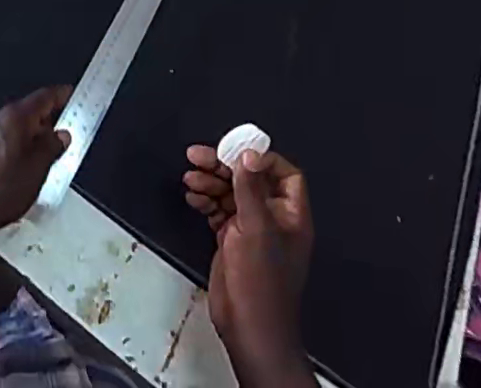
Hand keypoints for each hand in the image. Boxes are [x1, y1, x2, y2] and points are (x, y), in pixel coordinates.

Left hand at [0, 86, 71, 243]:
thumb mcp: (37, 170)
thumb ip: (52, 147)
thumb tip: (61, 135)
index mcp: (14, 117)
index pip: (44, 96)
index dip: (62, 95)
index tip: (75, 95)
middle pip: (30, 110)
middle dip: (51, 120)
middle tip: (70, 134)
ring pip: (18, 125)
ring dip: (36, 135)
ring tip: (51, 156)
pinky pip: (7, 136)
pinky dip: (21, 144)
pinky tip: (28, 166)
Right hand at [183, 145, 313, 380]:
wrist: (249, 329)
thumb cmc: (260, 280)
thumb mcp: (256, 228)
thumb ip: (250, 188)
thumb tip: (249, 153)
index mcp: (290, 214)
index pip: (284, 174)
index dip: (262, 159)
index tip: (234, 150)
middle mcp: (272, 217)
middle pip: (249, 179)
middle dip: (223, 166)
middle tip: (196, 156)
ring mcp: (251, 229)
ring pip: (230, 193)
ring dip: (209, 182)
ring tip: (190, 179)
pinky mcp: (232, 239)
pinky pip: (218, 210)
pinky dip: (205, 201)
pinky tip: (193, 198)